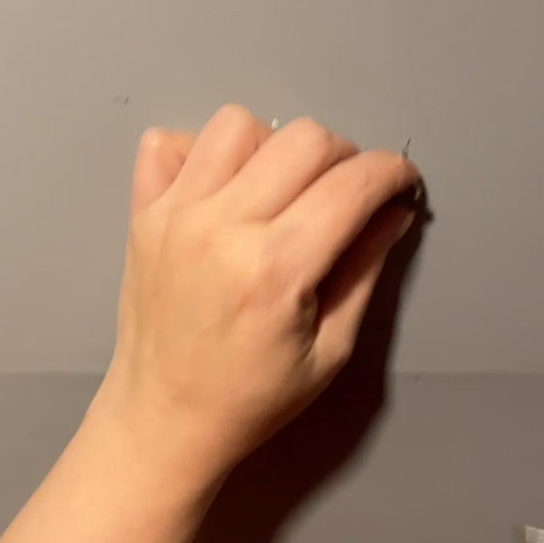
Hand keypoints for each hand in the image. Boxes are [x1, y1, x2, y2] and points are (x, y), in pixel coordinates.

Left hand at [87, 104, 420, 486]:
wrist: (162, 419)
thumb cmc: (251, 398)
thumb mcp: (330, 350)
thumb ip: (365, 269)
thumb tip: (394, 210)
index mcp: (276, 269)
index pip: (353, 183)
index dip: (393, 172)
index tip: (401, 182)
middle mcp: (222, 226)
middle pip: (303, 138)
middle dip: (343, 156)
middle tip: (344, 195)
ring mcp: (174, 214)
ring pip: (237, 124)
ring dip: (273, 146)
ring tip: (279, 190)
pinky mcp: (143, 213)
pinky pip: (166, 142)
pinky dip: (200, 152)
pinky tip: (220, 188)